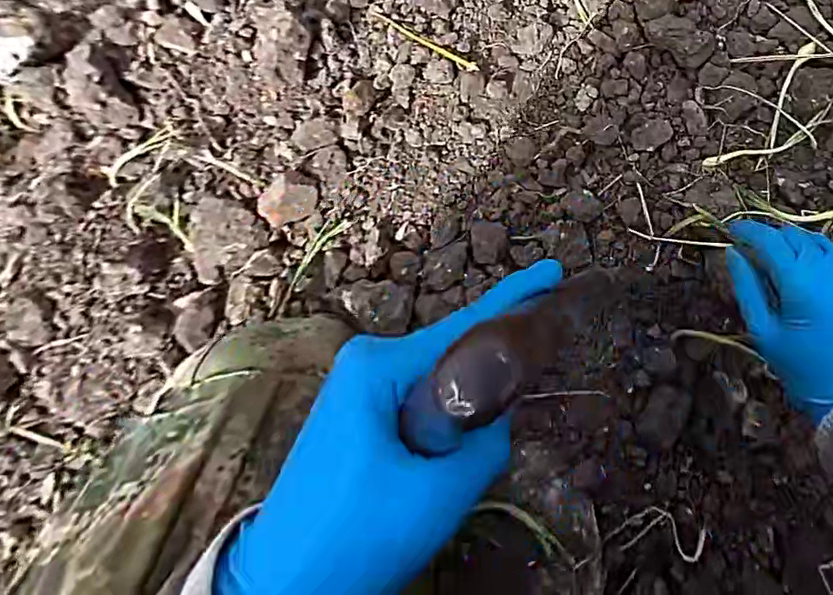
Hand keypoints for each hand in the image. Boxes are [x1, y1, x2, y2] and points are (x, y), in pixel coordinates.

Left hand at [217, 259, 563, 594]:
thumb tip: (505, 410)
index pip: (468, 321)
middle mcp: (367, 360)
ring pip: (441, 372)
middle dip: (500, 350)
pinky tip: (468, 421)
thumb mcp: (443, 489)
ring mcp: (359, 384)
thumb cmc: (356, 538)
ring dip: (474, 384)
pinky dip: (452, 401)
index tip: (555, 269)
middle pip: (457, 346)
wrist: (277, 593)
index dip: (518, 294)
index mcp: (379, 365)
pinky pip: (422, 391)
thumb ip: (492, 437)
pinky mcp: (358, 409)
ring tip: (504, 401)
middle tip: (546, 347)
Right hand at [724, 220, 832, 421]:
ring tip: (789, 270)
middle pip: (794, 235)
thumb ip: (747, 287)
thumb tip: (734, 253)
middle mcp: (830, 263)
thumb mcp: (767, 333)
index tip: (733, 230)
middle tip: (758, 254)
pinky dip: (827, 265)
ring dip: (800, 249)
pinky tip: (822, 287)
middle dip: (772, 239)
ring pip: (821, 244)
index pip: (767, 237)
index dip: (746, 229)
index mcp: (799, 275)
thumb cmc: (808, 371)